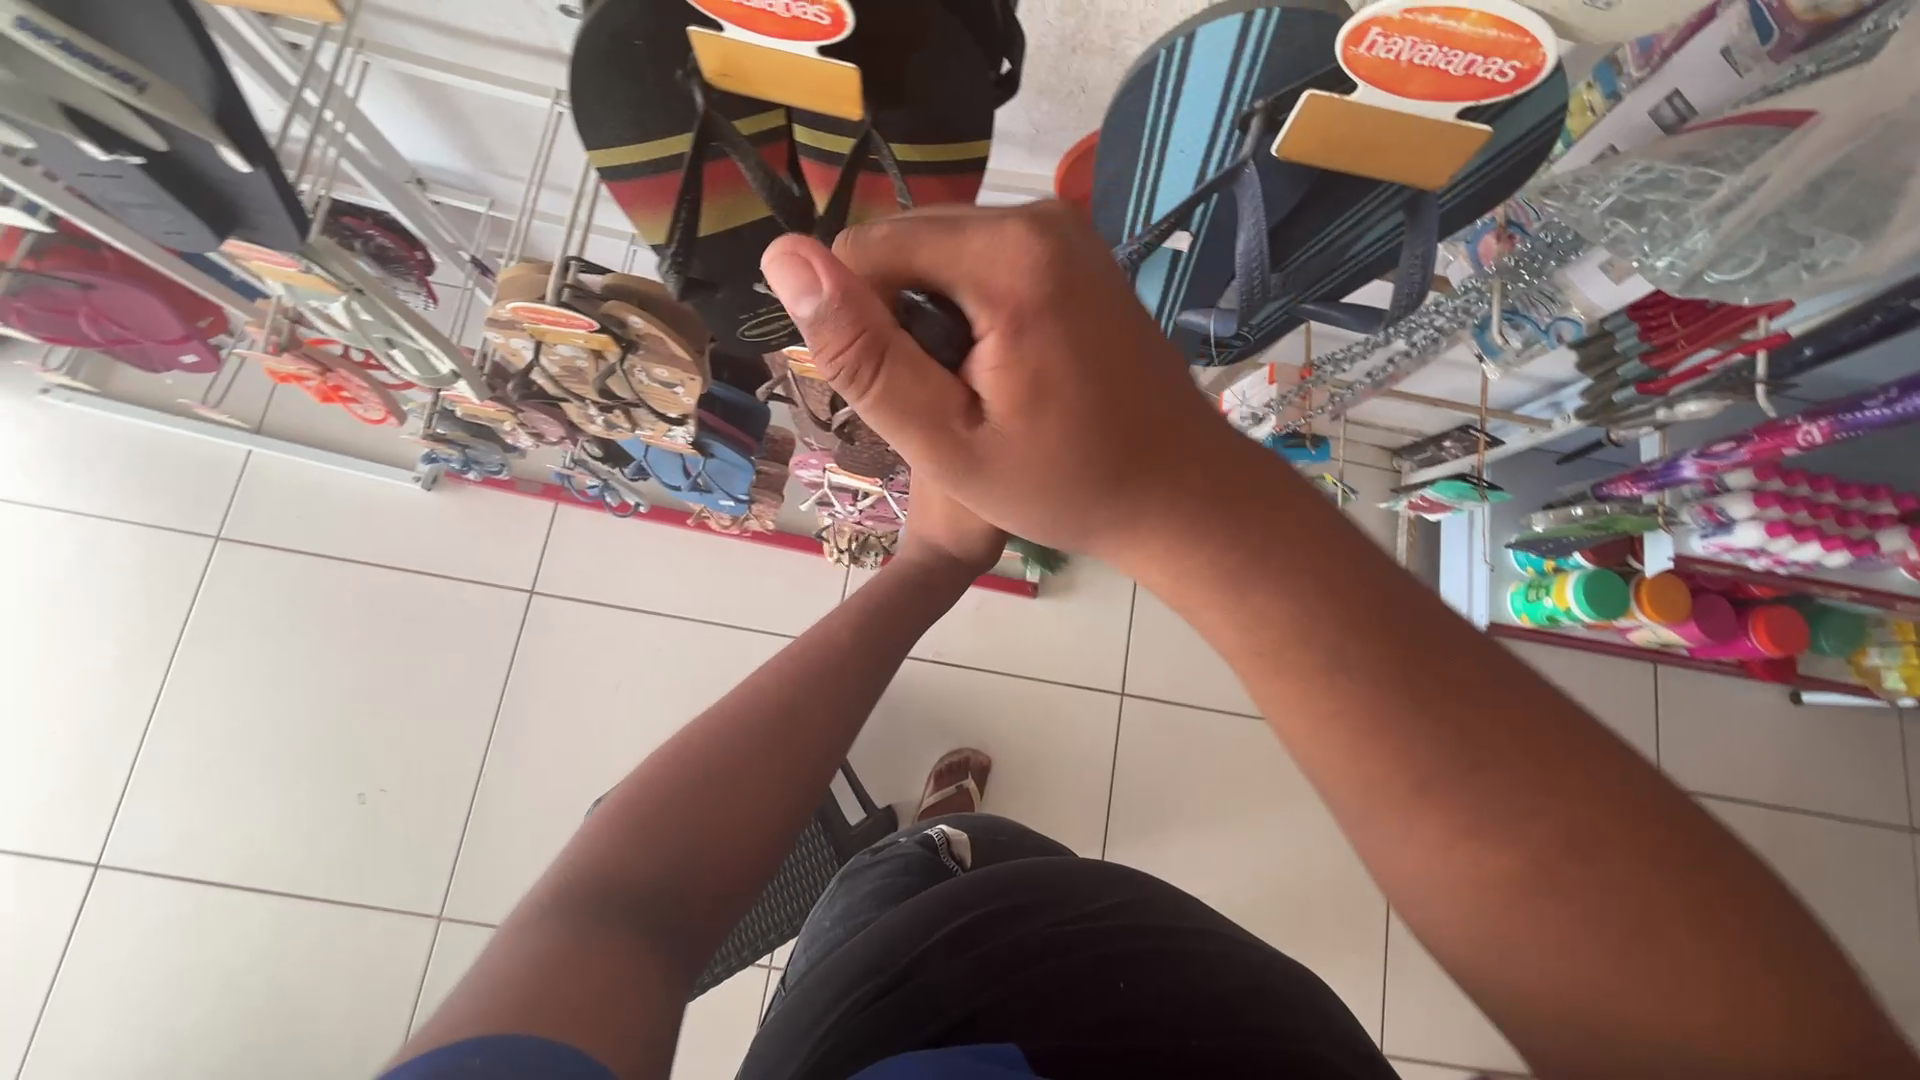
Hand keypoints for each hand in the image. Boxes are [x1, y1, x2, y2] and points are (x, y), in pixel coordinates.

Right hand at [759, 203, 1257, 563]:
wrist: (1180, 493)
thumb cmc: (1066, 484)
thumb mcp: (946, 440)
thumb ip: (863, 354)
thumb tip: (782, 257)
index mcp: (1006, 253)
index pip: (865, 251)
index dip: (863, 332)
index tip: (911, 401)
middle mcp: (1037, 216)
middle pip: (904, 249)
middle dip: (899, 326)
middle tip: (948, 408)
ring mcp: (1063, 231)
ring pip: (938, 259)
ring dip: (932, 326)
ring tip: (976, 397)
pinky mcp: (1075, 254)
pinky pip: (982, 267)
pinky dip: (971, 318)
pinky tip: (1003, 376)